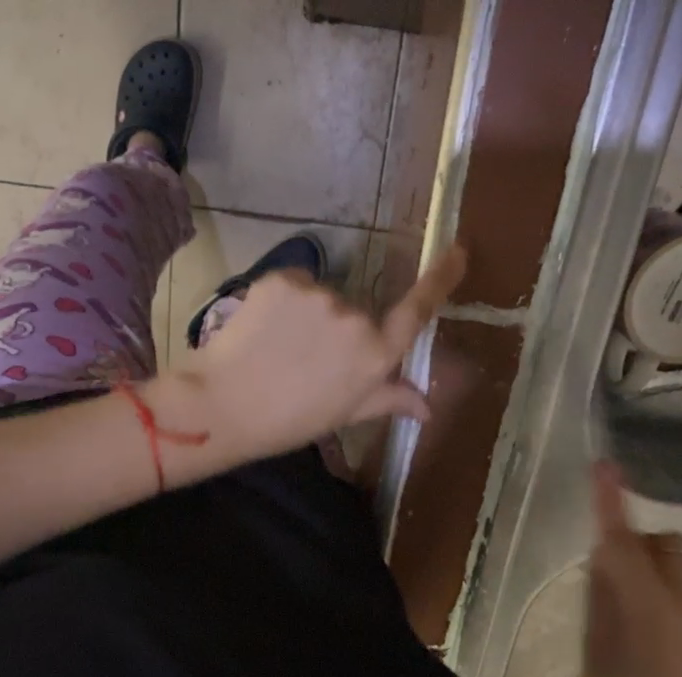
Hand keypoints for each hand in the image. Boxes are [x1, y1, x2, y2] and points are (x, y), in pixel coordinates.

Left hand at [177, 246, 466, 460]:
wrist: (223, 406)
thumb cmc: (289, 420)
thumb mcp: (345, 414)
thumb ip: (389, 399)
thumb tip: (429, 408)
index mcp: (375, 356)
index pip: (415, 310)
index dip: (439, 279)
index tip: (458, 251)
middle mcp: (356, 319)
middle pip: (357, 314)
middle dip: (339, 334)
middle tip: (306, 365)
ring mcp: (320, 295)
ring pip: (323, 299)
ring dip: (309, 318)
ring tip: (280, 352)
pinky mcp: (284, 279)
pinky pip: (294, 286)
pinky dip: (283, 304)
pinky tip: (263, 331)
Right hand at [582, 462, 681, 676]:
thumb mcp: (593, 657)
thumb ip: (601, 601)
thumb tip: (605, 558)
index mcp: (646, 609)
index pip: (625, 542)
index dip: (612, 504)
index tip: (604, 467)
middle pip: (668, 546)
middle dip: (639, 539)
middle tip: (603, 563)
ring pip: (678, 571)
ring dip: (651, 566)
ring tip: (618, 604)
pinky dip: (659, 594)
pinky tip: (638, 632)